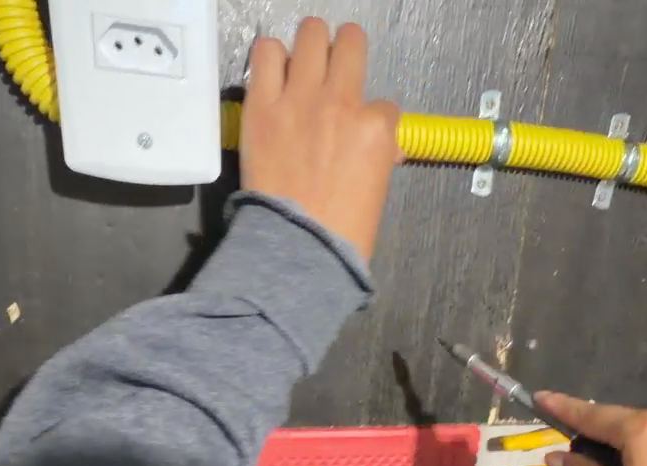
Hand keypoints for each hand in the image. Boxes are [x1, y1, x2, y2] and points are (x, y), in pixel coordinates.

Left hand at [240, 19, 401, 260]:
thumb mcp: (377, 194)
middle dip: (346, 53)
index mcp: (375, 129)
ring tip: (302, 68)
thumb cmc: (343, 235)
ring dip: (309, 48)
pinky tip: (274, 76)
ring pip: (309, 34)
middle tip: (335, 71)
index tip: (361, 132)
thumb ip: (380, 159)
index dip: (373, 118)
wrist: (299, 250)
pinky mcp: (262, 106)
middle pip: (350, 42)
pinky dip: (272, 59)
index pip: (384, 104)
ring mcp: (300, 100)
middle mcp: (341, 103)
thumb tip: (384, 147)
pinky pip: (266, 53)